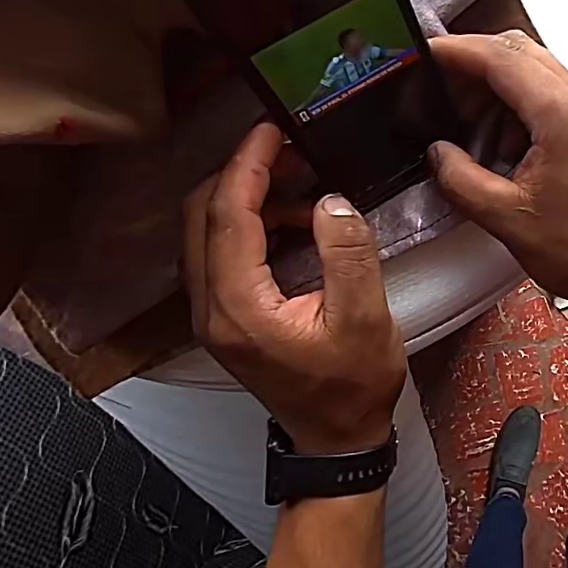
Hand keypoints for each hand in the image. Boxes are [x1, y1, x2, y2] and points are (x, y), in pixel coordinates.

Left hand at [187, 123, 404, 454]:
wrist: (336, 438)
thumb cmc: (354, 386)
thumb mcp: (364, 319)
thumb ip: (348, 255)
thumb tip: (331, 200)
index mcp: (239, 308)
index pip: (228, 217)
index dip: (247, 166)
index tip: (271, 129)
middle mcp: (211, 308)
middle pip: (202, 217)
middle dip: (242, 174)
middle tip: (288, 150)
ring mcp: (214, 314)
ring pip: (209, 233)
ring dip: (249, 199)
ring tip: (303, 185)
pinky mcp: (227, 316)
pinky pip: (224, 253)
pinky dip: (254, 225)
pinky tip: (298, 222)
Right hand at [426, 32, 567, 322]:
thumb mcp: (506, 218)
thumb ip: (459, 178)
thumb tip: (438, 153)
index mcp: (566, 118)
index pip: (503, 59)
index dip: (458, 51)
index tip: (428, 53)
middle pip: (522, 54)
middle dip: (475, 66)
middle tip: (442, 91)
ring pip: (537, 73)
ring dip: (497, 89)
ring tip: (468, 124)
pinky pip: (551, 99)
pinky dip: (518, 109)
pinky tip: (501, 144)